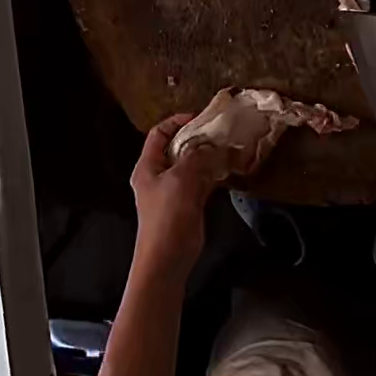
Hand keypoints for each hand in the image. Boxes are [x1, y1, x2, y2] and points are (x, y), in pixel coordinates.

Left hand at [129, 114, 224, 279]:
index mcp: (147, 166)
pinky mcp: (188, 204)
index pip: (158, 135)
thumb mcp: (180, 180)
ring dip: (207, 157)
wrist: (167, 258)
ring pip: (191, 166)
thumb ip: (194, 158)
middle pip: (176, 149)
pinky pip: (201, 183)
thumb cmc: (167, 216)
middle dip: (196, 139)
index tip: (198, 118)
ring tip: (227, 146)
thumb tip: (206, 144)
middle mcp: (159, 176)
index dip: (175, 122)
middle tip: (218, 132)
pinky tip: (228, 168)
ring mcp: (174, 191)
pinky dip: (213, 175)